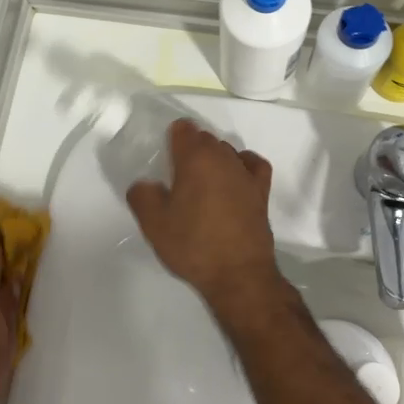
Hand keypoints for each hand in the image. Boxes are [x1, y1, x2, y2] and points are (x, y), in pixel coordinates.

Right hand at [125, 119, 279, 311]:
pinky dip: (242, 166)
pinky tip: (233, 180)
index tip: (163, 162)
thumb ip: (142, 195)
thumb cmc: (193, 245)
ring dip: (213, 161)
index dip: (171, 140)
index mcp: (195, 158)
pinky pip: (252, 164)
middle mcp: (223, 157)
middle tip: (177, 180)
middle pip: (204, 139)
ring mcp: (246, 173)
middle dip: (190, 151)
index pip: (182, 128)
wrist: (238, 275)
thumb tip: (147, 185)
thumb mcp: (153, 223)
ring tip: (202, 187)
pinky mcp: (262, 192)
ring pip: (226, 151)